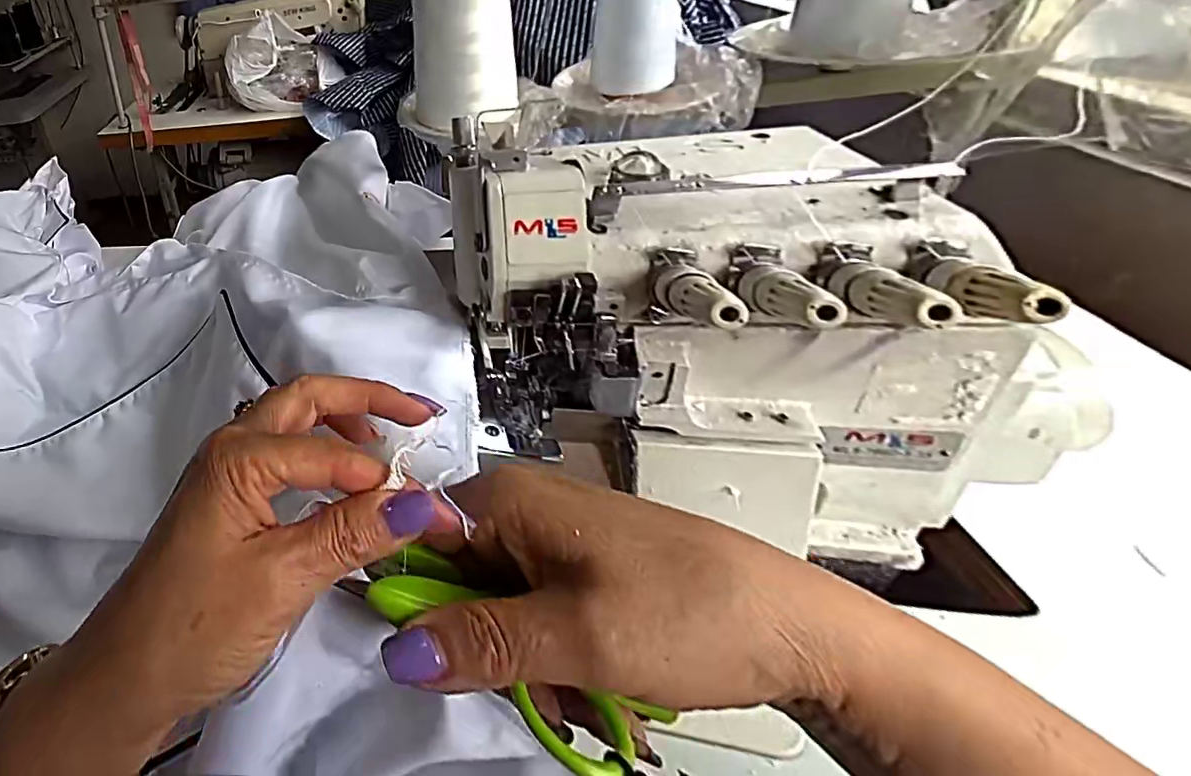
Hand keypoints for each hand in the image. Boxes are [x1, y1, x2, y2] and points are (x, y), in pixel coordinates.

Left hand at [0, 375, 448, 772]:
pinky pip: (287, 450)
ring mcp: (229, 468)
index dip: (377, 473)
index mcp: (236, 458)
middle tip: (416, 415)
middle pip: (307, 398)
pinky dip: (326, 449)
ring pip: (295, 418)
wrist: (128, 674)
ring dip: (343, 417)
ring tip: (388, 438)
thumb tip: (413, 503)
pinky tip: (348, 476)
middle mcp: (231, 448)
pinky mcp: (232, 494)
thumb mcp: (281, 579)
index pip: (326, 450)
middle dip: (364, 398)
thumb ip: (350, 534)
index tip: (419, 501)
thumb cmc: (190, 628)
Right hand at [380, 464, 850, 713]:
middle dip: (486, 642)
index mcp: (506, 498)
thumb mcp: (576, 637)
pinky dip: (552, 652)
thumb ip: (480, 641)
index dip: (414, 597)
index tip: (433, 655)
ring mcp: (551, 536)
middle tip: (537, 686)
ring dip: (524, 658)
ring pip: (497, 605)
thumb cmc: (690, 608)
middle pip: (457, 579)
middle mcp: (521, 507)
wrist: (791, 623)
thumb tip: (399, 648)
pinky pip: (533, 610)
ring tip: (580, 692)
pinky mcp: (578, 564)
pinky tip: (594, 681)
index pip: (417, 538)